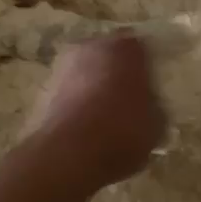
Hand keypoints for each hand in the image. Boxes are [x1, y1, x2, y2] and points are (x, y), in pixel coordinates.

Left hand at [29, 36, 166, 186]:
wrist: (66, 157)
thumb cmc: (122, 130)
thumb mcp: (157, 122)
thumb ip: (155, 106)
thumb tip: (150, 107)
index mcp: (126, 46)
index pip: (144, 44)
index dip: (151, 62)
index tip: (158, 79)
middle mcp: (92, 47)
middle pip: (111, 54)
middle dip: (121, 71)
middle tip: (135, 95)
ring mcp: (62, 69)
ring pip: (88, 73)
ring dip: (97, 87)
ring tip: (111, 115)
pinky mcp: (42, 94)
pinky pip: (71, 94)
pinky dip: (80, 105)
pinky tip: (90, 129)